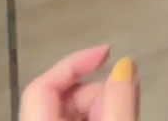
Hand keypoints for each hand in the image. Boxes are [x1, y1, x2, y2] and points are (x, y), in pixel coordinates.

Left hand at [19, 46, 137, 120]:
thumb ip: (118, 100)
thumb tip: (125, 62)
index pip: (42, 86)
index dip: (74, 62)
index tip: (109, 53)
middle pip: (61, 96)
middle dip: (96, 93)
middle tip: (124, 103)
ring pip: (70, 109)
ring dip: (99, 106)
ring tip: (122, 116)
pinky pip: (72, 120)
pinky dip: (95, 116)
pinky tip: (113, 118)